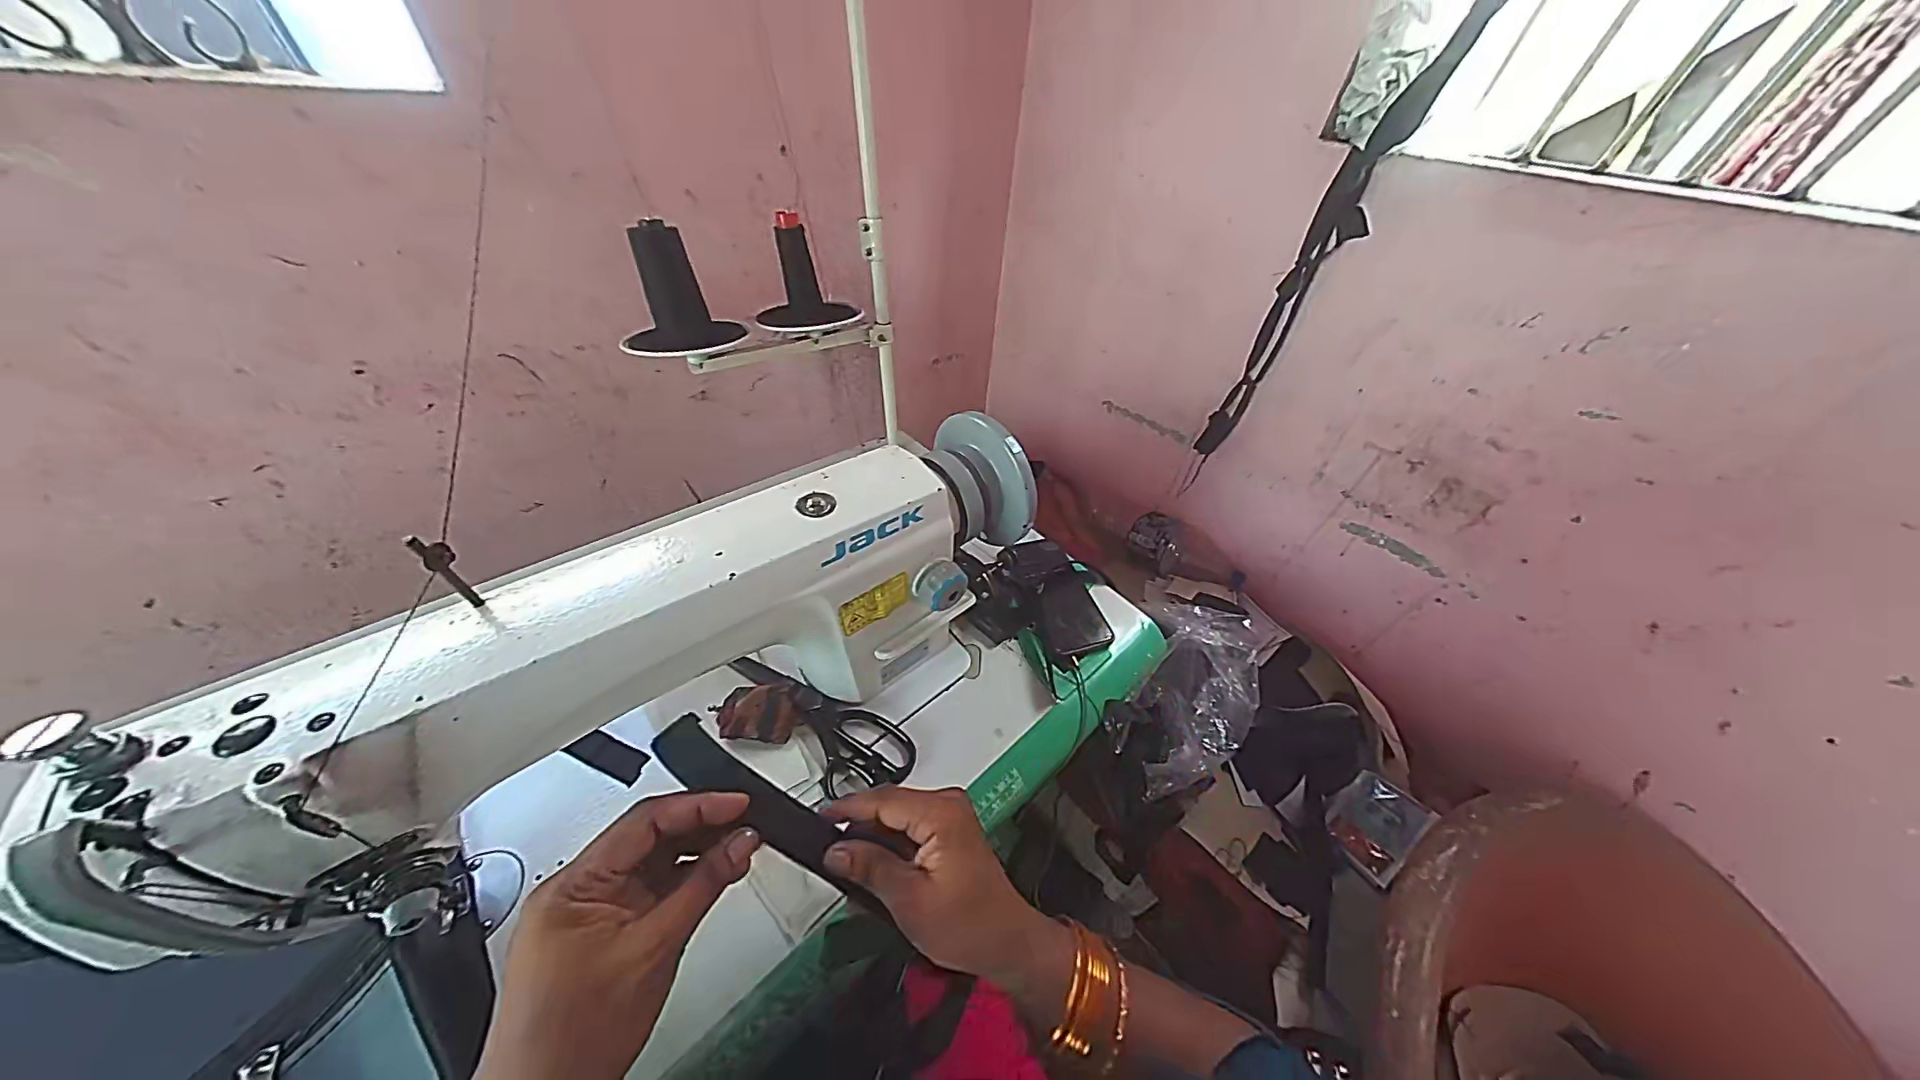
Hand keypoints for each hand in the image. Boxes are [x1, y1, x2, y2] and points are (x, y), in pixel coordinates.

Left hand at [476, 792, 760, 1079]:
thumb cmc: (572, 1039)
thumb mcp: (655, 948)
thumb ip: (703, 886)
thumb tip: (739, 843)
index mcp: (573, 886)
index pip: (644, 822)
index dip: (697, 806)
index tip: (736, 804)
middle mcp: (575, 890)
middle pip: (648, 836)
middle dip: (700, 827)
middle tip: (744, 824)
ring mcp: (587, 910)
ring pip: (651, 861)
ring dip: (695, 852)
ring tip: (737, 849)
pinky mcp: (601, 927)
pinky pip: (649, 887)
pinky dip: (683, 879)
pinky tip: (712, 876)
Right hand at [823, 786, 1071, 994]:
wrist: (1007, 942)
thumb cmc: (972, 925)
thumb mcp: (908, 900)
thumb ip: (869, 868)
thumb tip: (837, 850)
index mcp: (942, 813)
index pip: (882, 799)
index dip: (846, 809)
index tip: (820, 820)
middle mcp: (949, 805)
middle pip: (888, 804)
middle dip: (858, 827)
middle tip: (830, 851)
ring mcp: (951, 815)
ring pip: (896, 816)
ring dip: (873, 838)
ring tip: (851, 867)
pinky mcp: (949, 828)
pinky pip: (909, 825)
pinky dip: (890, 844)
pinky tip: (876, 867)